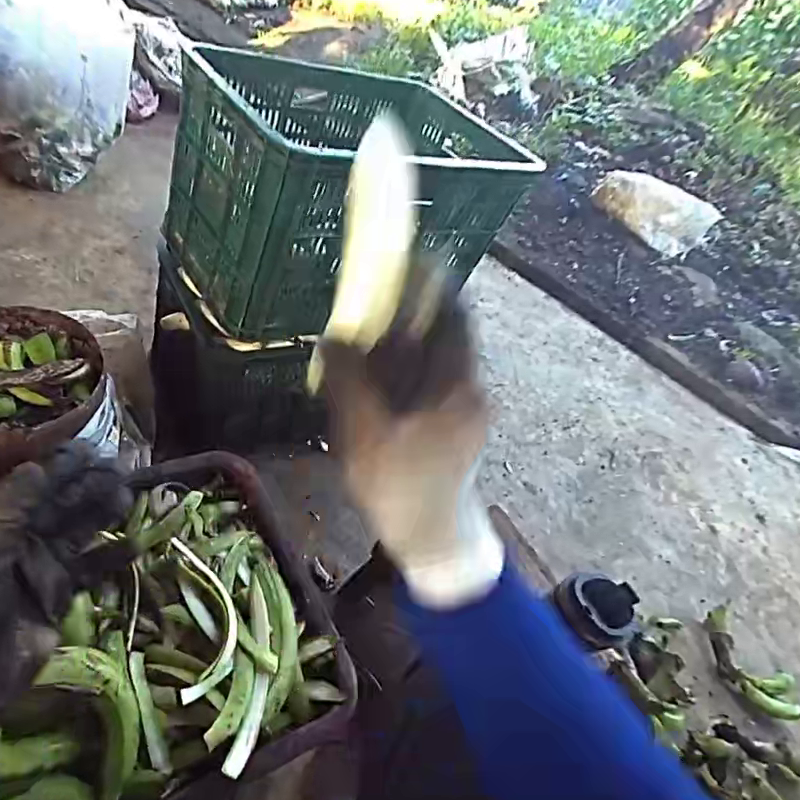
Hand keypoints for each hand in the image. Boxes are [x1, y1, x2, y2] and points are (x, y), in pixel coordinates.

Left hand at [0, 445, 131, 799]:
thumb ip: (11, 509)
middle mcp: (15, 542)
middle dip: (87, 488)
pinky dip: (109, 559)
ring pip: (76, 534)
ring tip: (129, 497)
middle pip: (58, 508)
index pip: (29, 489)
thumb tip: (38, 466)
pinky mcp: (56, 600)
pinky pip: (88, 572)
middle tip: (121, 469)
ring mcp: (37, 572)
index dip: (59, 470)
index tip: (92, 451)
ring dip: (101, 515)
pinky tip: (134, 545)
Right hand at [318, 258, 502, 608]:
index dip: (432, 284)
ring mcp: (465, 407)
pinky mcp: (454, 421)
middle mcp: (469, 390)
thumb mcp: (364, 439)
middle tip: (368, 302)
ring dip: (402, 343)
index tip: (409, 257)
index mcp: (457, 389)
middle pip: (442, 333)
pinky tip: (373, 381)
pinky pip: (428, 380)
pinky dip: (402, 370)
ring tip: (363, 341)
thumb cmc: (401, 492)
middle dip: (408, 313)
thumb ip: (347, 384)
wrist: (434, 542)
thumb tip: (331, 337)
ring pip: (434, 358)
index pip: (452, 317)